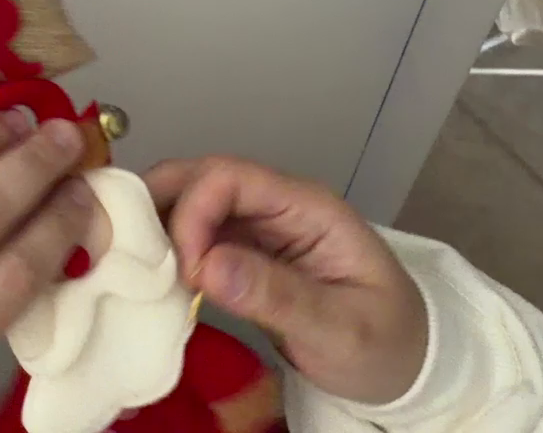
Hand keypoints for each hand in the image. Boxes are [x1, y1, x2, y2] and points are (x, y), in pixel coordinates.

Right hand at [146, 156, 427, 405]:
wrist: (409, 366)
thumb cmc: (386, 345)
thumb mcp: (343, 330)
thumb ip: (278, 295)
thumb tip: (206, 265)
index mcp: (305, 205)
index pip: (230, 176)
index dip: (194, 210)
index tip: (184, 268)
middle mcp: (274, 202)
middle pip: (202, 176)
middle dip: (161, 202)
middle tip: (132, 250)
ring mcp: (257, 224)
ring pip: (190, 198)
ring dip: (158, 223)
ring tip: (136, 263)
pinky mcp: (242, 249)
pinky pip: (194, 232)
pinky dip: (167, 246)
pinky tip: (153, 274)